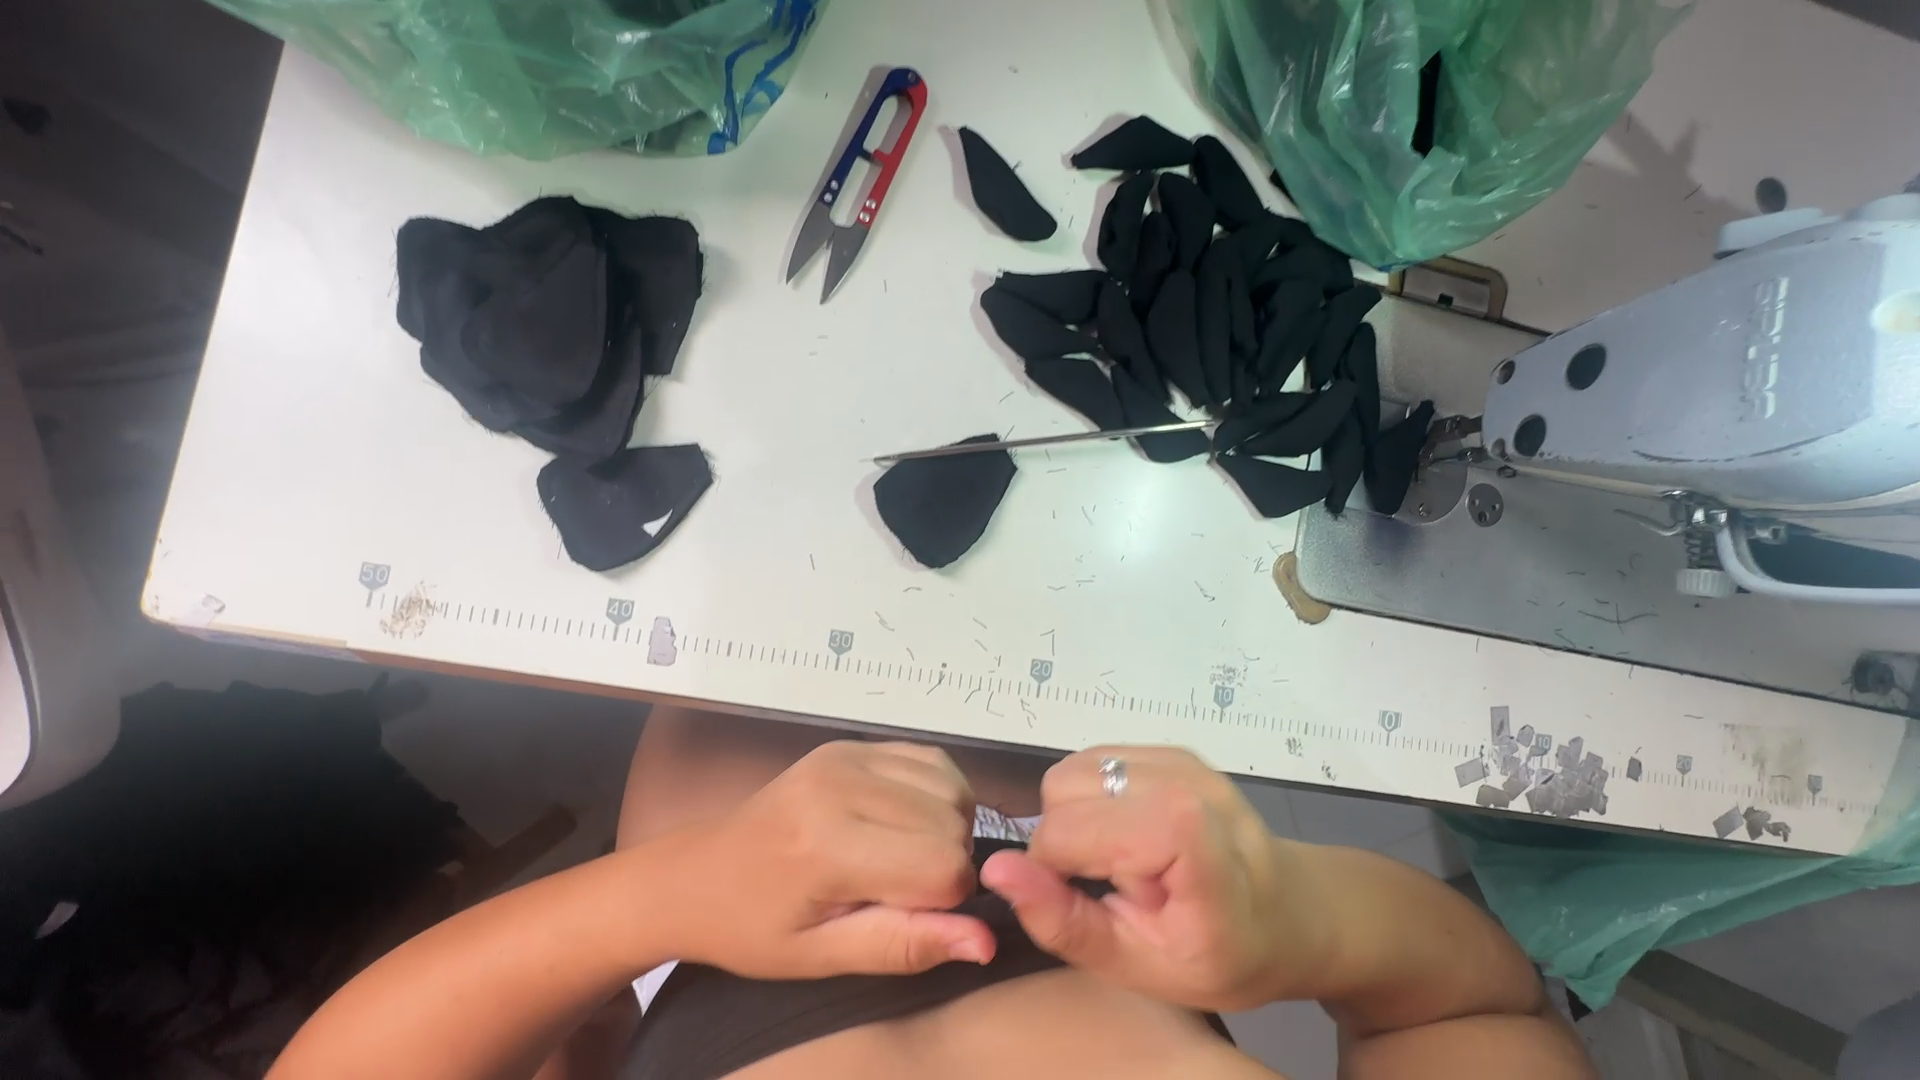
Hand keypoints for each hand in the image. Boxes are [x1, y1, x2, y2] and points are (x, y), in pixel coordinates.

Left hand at [672, 740, 994, 978]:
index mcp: (828, 844)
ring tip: (902, 854)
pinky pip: (933, 760)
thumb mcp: (822, 957)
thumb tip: (985, 940)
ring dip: (948, 828)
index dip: (942, 904)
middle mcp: (842, 784)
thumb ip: (904, 944)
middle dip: (945, 864)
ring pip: (953, 789)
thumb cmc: (755, 927)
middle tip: (898, 889)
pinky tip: (906, 819)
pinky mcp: (853, 743)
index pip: (943, 868)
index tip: (906, 916)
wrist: (699, 872)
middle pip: (953, 823)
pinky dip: (939, 794)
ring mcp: (848, 753)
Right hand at [980, 746, 1333, 1011]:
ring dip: (1075, 817)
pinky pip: (1092, 761)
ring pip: (1070, 771)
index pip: (1070, 830)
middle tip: (1110, 886)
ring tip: (1121, 860)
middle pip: (1063, 791)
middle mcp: (1181, 778)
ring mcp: (1176, 755)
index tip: (1087, 904)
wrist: (1293, 913)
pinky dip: (1093, 799)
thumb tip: (996, 870)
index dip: (1056, 871)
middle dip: (1065, 842)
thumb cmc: (1223, 954)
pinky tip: (1129, 834)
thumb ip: (1065, 921)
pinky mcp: (1168, 747)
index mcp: (1186, 838)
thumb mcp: (1142, 966)